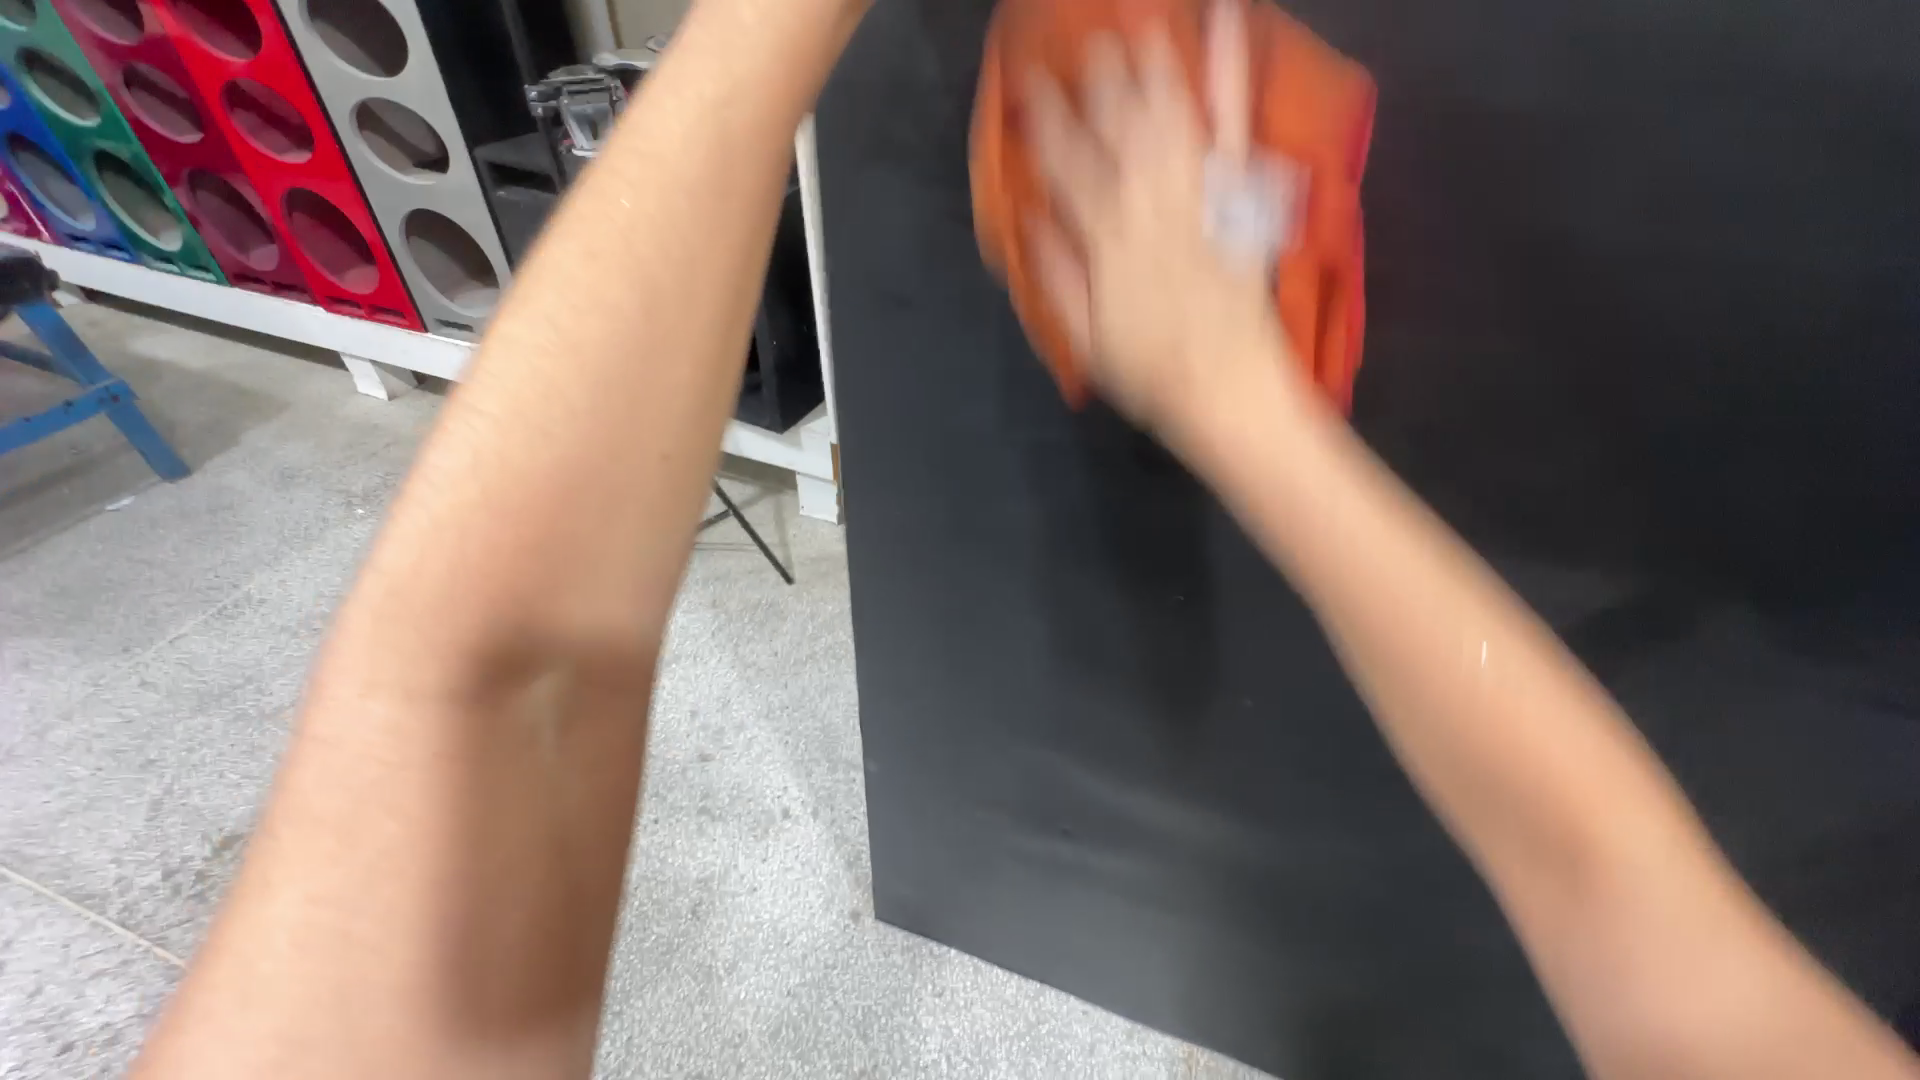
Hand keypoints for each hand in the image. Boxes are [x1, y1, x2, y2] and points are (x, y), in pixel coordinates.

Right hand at [1022, 0, 1300, 444]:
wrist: (1228, 388)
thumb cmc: (1151, 372)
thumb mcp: (1087, 339)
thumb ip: (1058, 278)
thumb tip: (1033, 223)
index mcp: (1108, 245)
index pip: (1069, 170)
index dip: (1047, 126)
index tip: (1030, 89)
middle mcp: (1150, 209)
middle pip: (1120, 134)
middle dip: (1101, 84)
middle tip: (1087, 42)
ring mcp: (1199, 197)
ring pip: (1170, 117)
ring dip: (1154, 67)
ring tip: (1141, 24)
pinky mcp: (1238, 196)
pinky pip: (1233, 127)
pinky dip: (1231, 74)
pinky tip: (1227, 27)